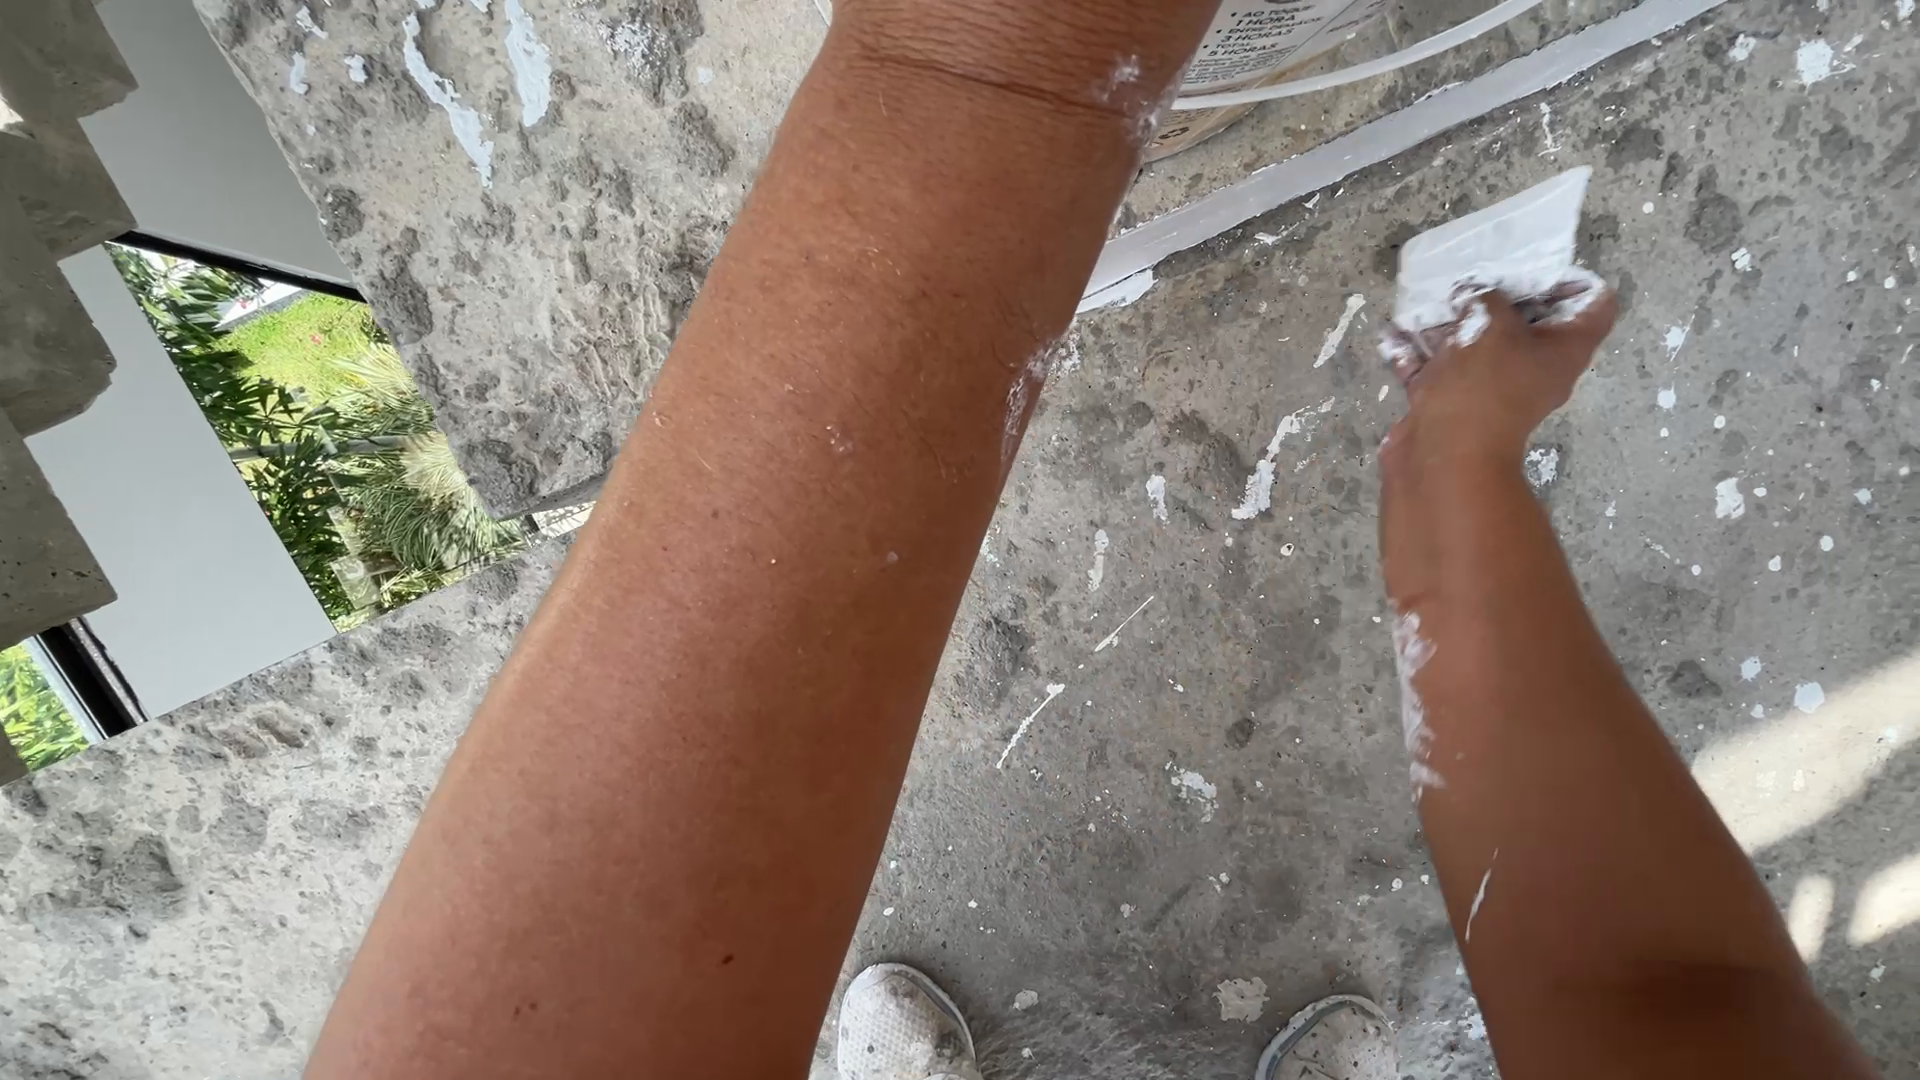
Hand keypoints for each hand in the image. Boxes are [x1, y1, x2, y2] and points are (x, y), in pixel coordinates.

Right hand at [1381, 276, 1617, 468]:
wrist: (1443, 454)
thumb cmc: (1483, 385)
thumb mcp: (1491, 325)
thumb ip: (1484, 298)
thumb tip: (1470, 294)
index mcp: (1563, 349)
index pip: (1593, 304)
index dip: (1570, 280)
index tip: (1530, 269)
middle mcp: (1530, 367)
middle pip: (1521, 322)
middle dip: (1491, 298)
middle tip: (1466, 279)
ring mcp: (1486, 386)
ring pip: (1470, 345)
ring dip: (1444, 324)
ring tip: (1419, 302)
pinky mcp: (1447, 401)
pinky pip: (1434, 369)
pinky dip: (1414, 353)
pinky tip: (1392, 335)